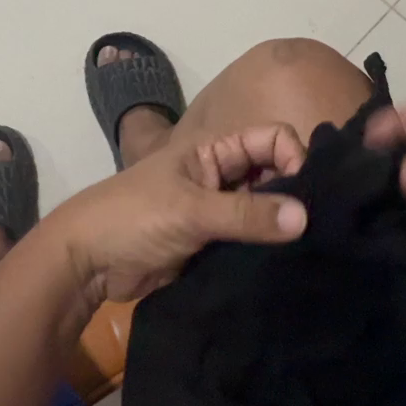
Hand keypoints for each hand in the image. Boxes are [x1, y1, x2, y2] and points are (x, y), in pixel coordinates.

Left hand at [46, 124, 310, 303]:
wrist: (88, 264)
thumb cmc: (134, 217)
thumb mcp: (191, 211)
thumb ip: (246, 214)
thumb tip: (306, 217)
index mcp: (214, 150)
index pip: (271, 139)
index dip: (293, 158)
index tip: (307, 195)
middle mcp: (222, 175)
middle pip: (274, 174)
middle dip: (295, 195)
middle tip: (317, 228)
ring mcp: (219, 210)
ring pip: (265, 210)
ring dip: (282, 227)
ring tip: (309, 252)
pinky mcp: (215, 245)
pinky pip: (252, 241)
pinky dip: (268, 250)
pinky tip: (288, 266)